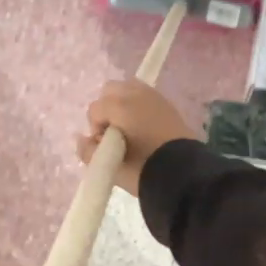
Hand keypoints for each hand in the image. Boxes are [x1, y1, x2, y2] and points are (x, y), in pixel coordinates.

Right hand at [76, 79, 196, 196]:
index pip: (95, 109)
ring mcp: (155, 97)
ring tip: (129, 130)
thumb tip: (82, 138)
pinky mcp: (168, 105)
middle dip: (107, 109)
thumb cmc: (142, 171)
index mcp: (120, 106)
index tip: (105, 147)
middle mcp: (137, 94)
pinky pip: (146, 98)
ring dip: (123, 105)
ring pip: (129, 89)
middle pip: (111, 90)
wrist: (182, 176)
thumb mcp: (111, 166)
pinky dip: (139, 108)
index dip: (96, 128)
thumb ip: (89, 151)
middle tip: (114, 134)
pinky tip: (144, 130)